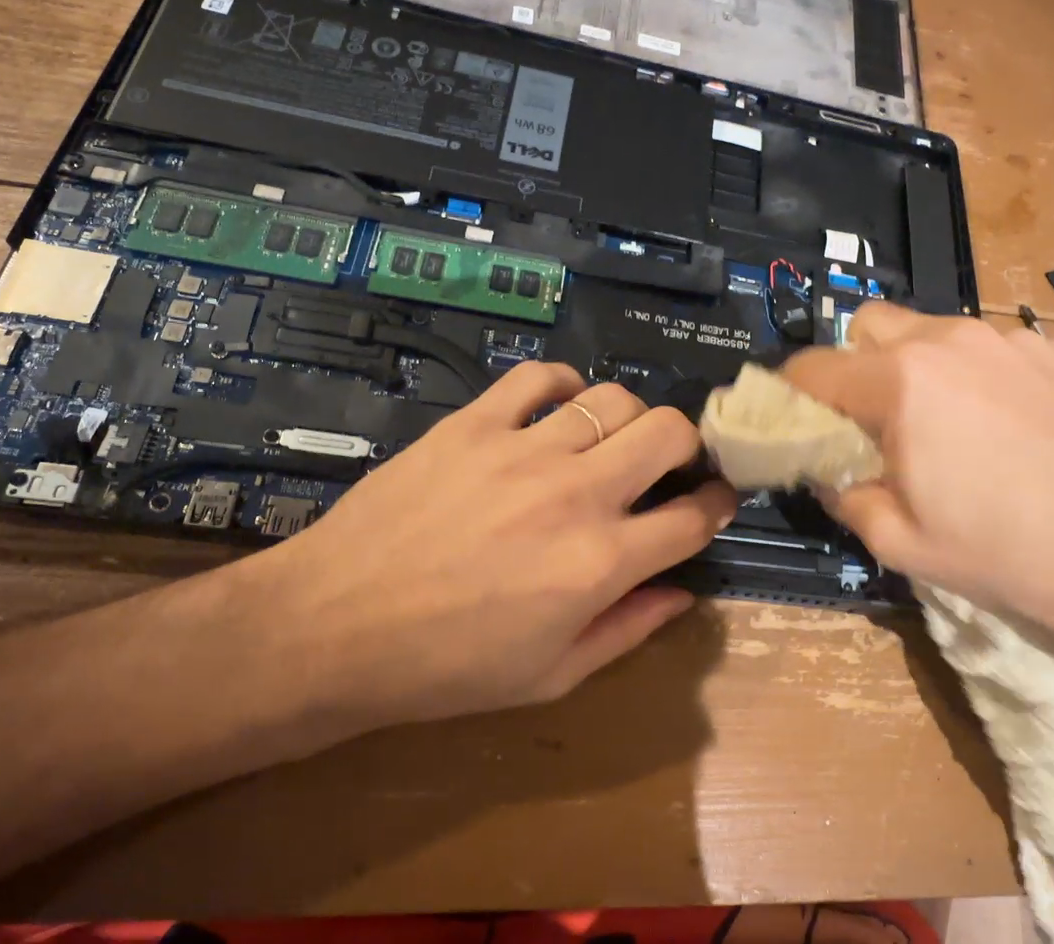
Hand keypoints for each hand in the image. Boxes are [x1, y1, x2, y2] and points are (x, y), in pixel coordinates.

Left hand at [237, 362, 735, 730]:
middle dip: (690, 446)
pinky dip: (564, 384)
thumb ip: (628, 630)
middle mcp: (574, 495)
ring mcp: (521, 450)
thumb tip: (683, 593)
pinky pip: (538, 377)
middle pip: (668, 434)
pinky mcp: (472, 424)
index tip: (718, 501)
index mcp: (598, 564)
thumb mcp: (549, 675)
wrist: (334, 628)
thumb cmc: (446, 668)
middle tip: (674, 465)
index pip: (692, 519)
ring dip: (632, 418)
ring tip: (614, 441)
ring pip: (612, 399)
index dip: (719, 506)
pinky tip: (561, 407)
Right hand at [779, 304, 1053, 699]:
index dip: (789, 393)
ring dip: (915, 368)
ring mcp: (1013, 339)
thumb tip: (830, 472)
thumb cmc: (1010, 555)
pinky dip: (976, 378)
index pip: (813, 366)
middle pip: (869, 324)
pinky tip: (1012, 434)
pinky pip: (993, 351)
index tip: (791, 421)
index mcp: (901, 382)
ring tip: (948, 431)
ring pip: (935, 333)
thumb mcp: (903, 543)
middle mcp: (951, 340)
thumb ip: (847, 496)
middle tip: (870, 423)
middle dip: (852, 365)